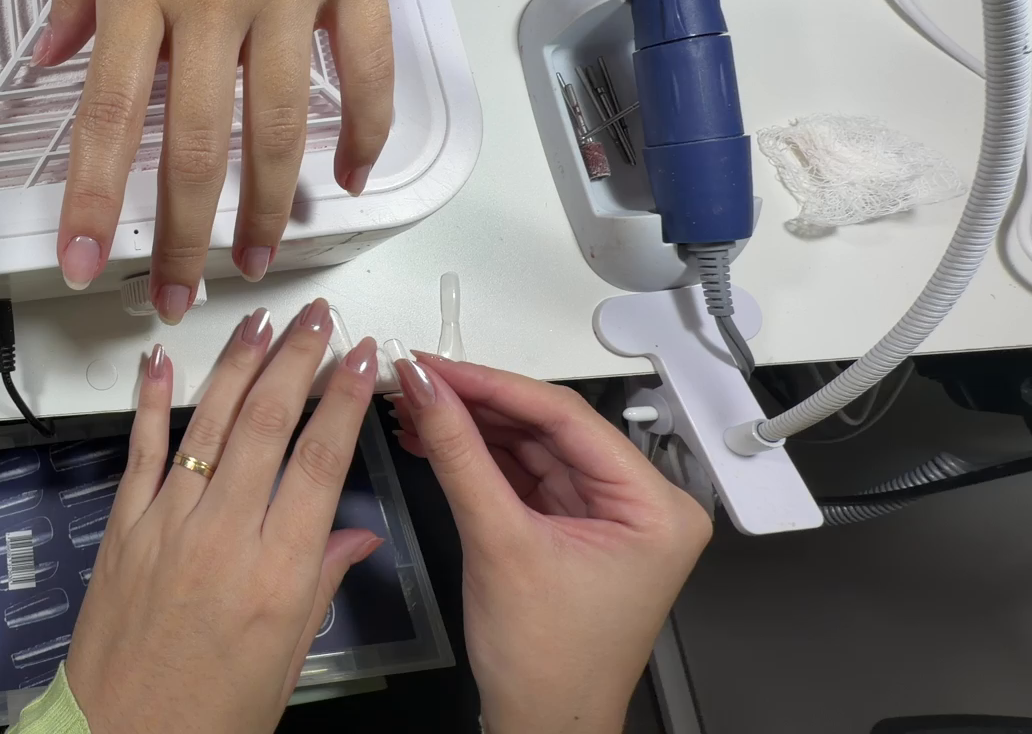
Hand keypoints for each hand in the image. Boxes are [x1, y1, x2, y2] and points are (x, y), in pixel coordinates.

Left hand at [64, 300, 384, 732]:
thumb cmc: (211, 714)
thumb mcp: (289, 659)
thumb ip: (322, 583)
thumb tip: (356, 534)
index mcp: (277, 573)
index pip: (320, 463)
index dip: (344, 401)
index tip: (362, 359)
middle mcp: (222, 534)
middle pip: (267, 424)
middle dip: (295, 360)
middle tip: (317, 318)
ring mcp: (167, 519)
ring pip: (209, 423)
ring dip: (237, 364)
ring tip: (261, 321)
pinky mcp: (124, 519)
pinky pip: (140, 447)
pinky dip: (150, 400)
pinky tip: (161, 360)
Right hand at [390, 356, 712, 733]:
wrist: (540, 720)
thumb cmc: (544, 652)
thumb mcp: (497, 538)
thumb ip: (457, 452)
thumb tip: (422, 385)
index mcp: (652, 506)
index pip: (565, 417)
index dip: (490, 384)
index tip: (431, 365)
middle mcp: (635, 500)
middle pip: (543, 424)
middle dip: (472, 402)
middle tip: (413, 380)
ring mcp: (598, 509)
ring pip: (524, 441)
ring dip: (465, 424)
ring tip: (411, 404)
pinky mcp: (564, 517)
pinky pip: (513, 467)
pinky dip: (469, 451)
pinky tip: (428, 435)